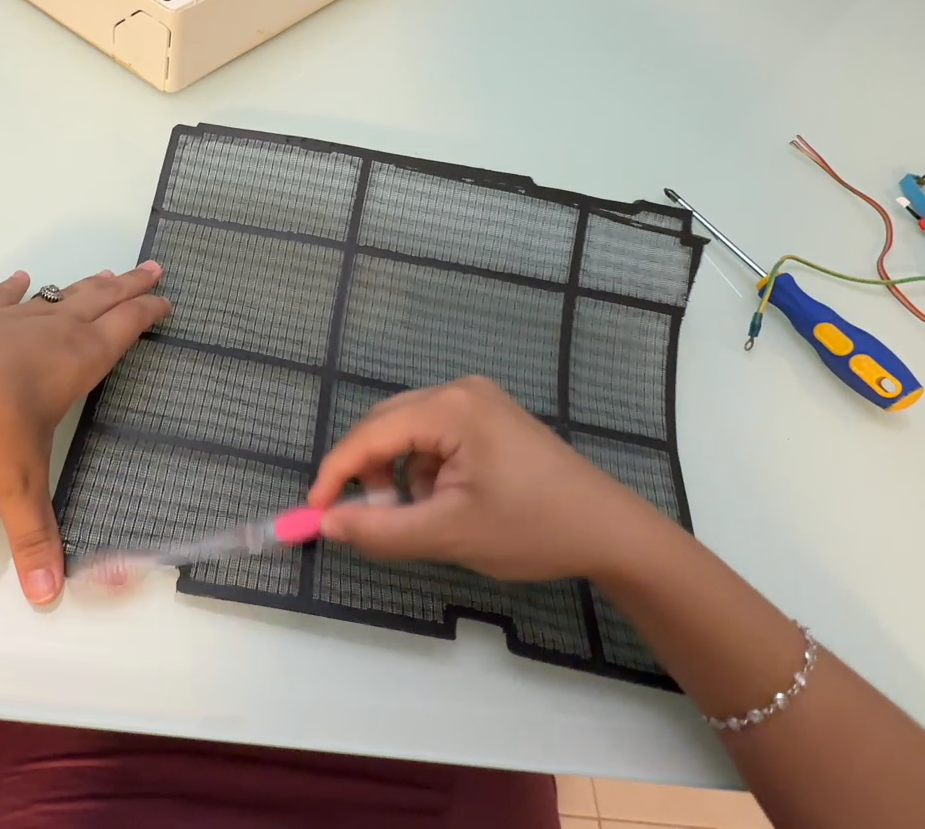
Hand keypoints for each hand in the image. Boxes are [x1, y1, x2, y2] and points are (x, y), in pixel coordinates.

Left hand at [0, 264, 169, 603]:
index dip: (148, 314)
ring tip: (106, 274)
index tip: (166, 301)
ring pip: (59, 295)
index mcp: (75, 360)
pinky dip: (15, 289)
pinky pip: (2, 299)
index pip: (124, 329)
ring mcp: (9, 320)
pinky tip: (20, 279)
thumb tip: (48, 597)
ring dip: (87, 285)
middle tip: (154, 267)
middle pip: (102, 300)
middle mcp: (49, 331)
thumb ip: (34, 537)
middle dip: (131, 285)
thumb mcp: (16, 483)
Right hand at [307, 376, 668, 581]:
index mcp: (450, 408)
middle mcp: (459, 391)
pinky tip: (445, 500)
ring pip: (407, 433)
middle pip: (385, 426)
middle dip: (367, 473)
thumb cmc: (532, 528)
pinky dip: (423, 470)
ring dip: (398, 474)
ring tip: (419, 515)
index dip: (334, 474)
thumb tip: (327, 524)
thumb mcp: (449, 534)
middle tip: (366, 519)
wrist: (610, 530)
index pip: (369, 435)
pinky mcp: (489, 417)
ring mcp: (477, 401)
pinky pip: (433, 437)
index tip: (314, 514)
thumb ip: (381, 530)